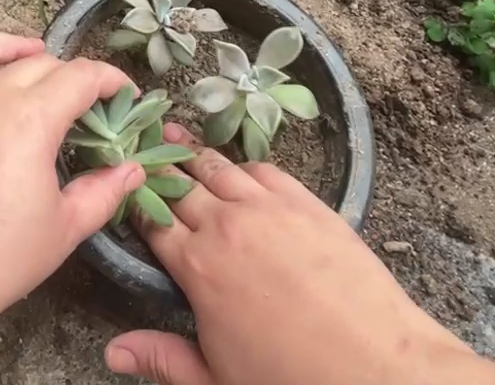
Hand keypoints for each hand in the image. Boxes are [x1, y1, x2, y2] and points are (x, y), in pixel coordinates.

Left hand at [0, 34, 141, 384]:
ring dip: (9, 46)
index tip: (124, 94)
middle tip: (84, 99)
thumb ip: (103, 192)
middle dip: (68, 73)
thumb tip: (132, 171)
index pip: (80, 77)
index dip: (109, 79)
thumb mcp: (65, 228)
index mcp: (30, 117)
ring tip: (30, 55)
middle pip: (36, 64)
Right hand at [108, 125, 494, 384]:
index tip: (121, 188)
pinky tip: (238, 169)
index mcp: (197, 266)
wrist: (383, 374)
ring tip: (176, 134)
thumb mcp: (218, 381)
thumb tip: (111, 350)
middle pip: (179, 182)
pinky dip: (243, 167)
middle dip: (157, 166)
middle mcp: (225, 224)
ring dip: (193, 153)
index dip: (133, 200)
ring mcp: (267, 208)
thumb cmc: (292, 383)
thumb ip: (163, 358)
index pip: (151, 218)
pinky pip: (264, 170)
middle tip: (142, 150)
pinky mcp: (307, 203)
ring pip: (218, 166)